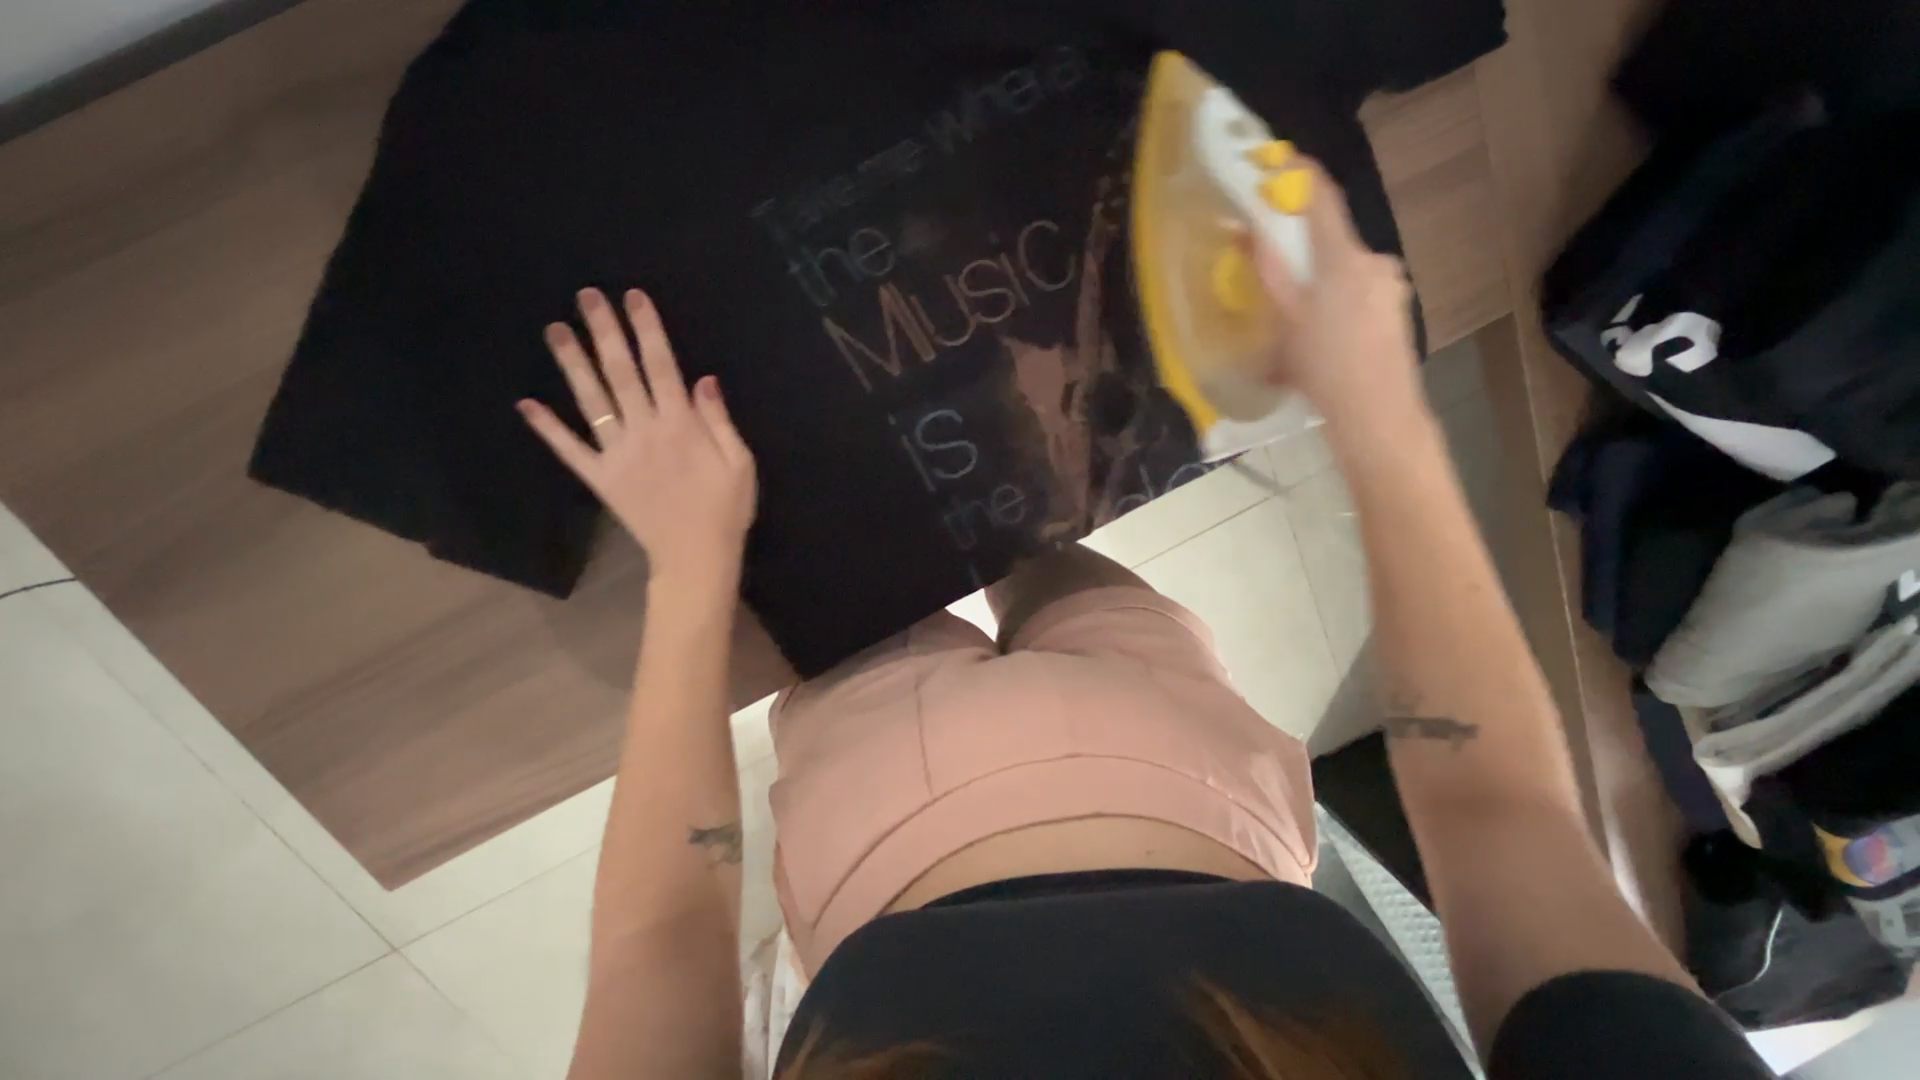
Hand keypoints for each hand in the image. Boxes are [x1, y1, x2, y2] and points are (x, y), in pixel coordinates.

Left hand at [517, 288, 756, 597]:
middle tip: (587, 296)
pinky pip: (570, 450)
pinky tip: (526, 404)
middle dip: (606, 332)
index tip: (634, 298)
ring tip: (556, 329)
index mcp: (682, 425)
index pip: (662, 366)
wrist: (697, 557)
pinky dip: (548, 428)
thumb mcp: (741, 463)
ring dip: (573, 363)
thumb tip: (703, 380)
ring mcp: (618, 455)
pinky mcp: (601, 479)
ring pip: (592, 401)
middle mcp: (645, 431)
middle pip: (621, 373)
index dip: (648, 329)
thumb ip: (720, 421)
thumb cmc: (726, 510)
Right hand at [1254, 159, 1424, 428]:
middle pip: (1332, 241)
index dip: (1301, 174)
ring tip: (1294, 322)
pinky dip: (1335, 306)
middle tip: (1273, 270)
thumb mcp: (1284, 322)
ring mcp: (1391, 288)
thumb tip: (1245, 230)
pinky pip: (1358, 295)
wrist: (1377, 415)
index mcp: (1345, 259)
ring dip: (1317, 285)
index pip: (1323, 199)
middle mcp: (1375, 263)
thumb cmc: (1325, 368)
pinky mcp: (1396, 312)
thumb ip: (1268, 271)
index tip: (1278, 160)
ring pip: (1344, 272)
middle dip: (1301, 250)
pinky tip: (1321, 340)